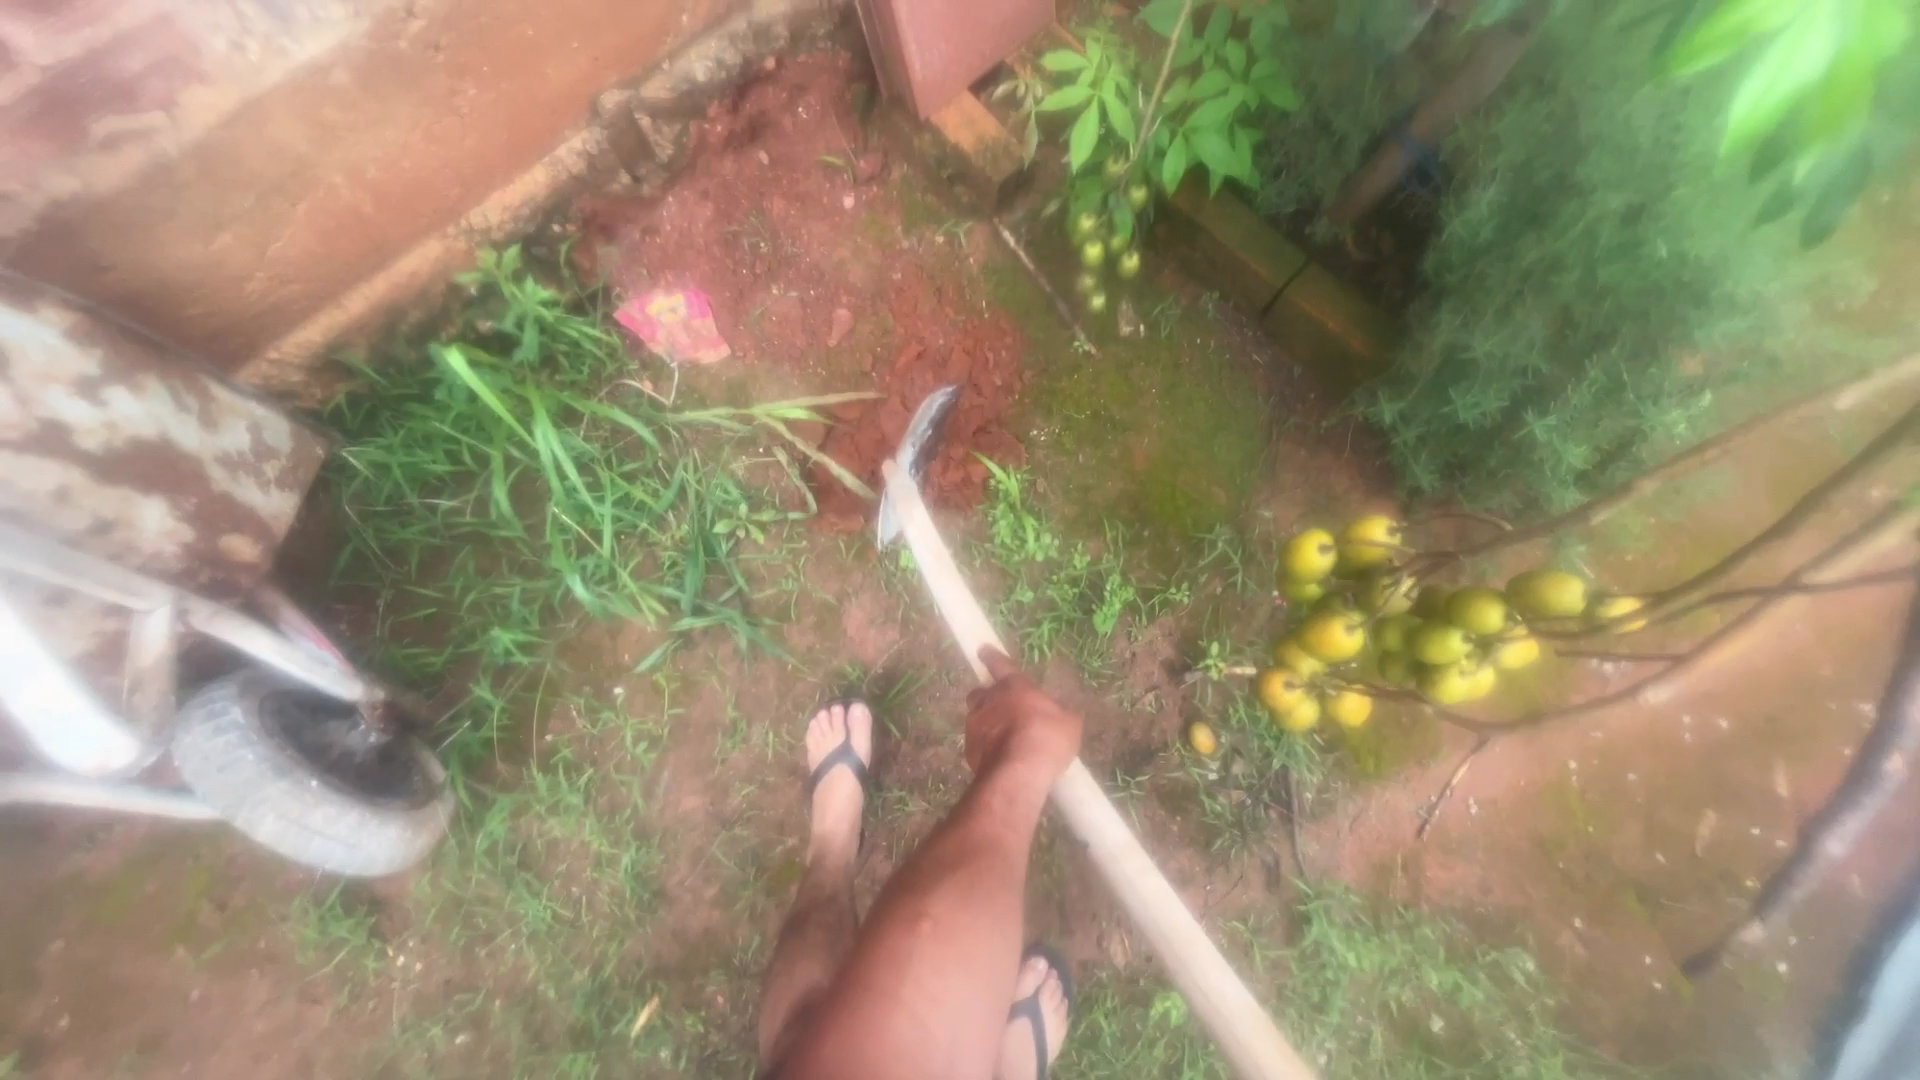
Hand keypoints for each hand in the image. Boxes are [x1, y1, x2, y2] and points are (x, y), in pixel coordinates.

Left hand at [963, 648, 1081, 778]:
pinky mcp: (968, 749)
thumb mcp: (1069, 725)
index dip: (992, 657)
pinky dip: (985, 747)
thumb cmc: (1046, 739)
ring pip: (976, 717)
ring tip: (1003, 739)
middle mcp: (989, 700)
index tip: (982, 650)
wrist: (1018, 773)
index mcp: (1014, 686)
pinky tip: (1000, 758)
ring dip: (987, 723)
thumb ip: (1062, 715)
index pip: (1000, 664)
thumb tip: (1063, 715)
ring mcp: (975, 725)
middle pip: (981, 692)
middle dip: (988, 697)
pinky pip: (976, 743)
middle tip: (1003, 709)